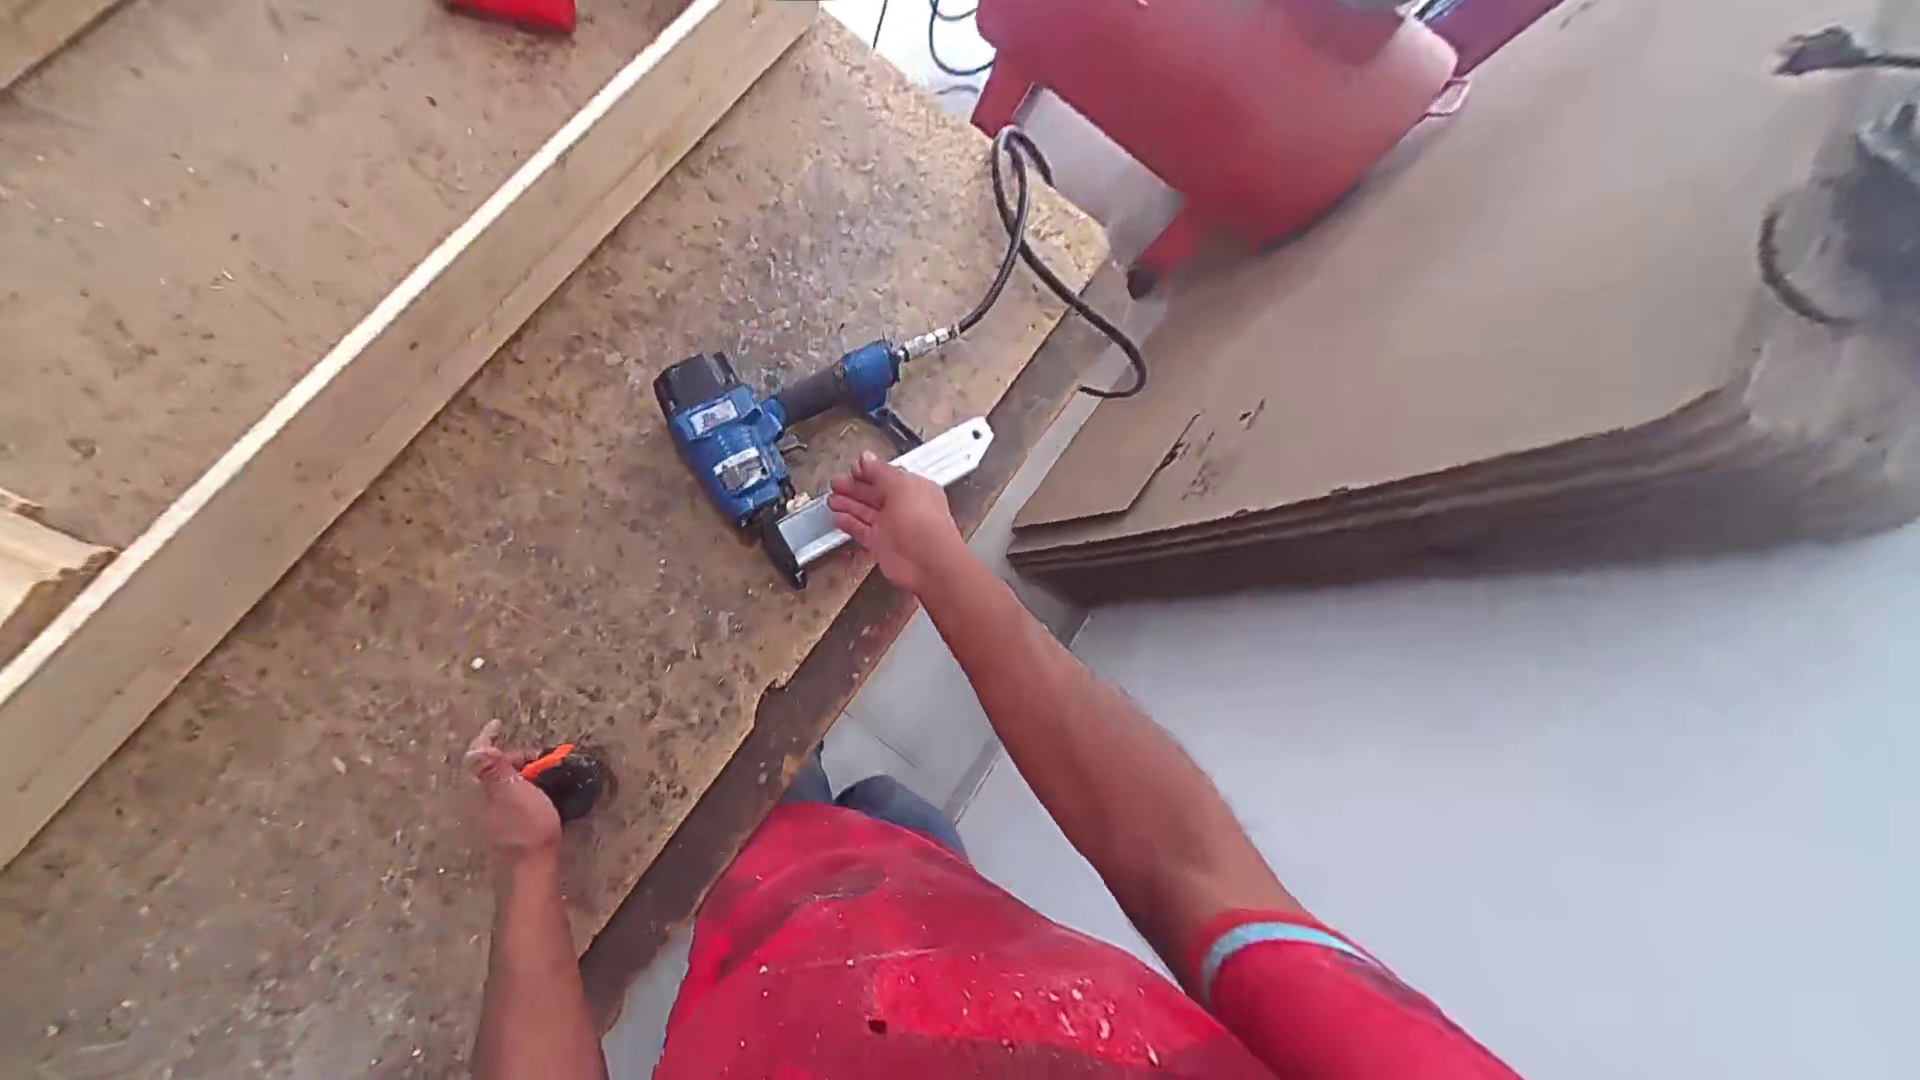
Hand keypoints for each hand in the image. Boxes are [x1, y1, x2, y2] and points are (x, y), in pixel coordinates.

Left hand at [465, 720, 560, 871]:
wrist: (531, 868)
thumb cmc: (526, 826)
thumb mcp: (513, 792)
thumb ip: (494, 771)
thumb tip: (474, 749)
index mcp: (482, 791)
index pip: (480, 757)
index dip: (488, 739)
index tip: (498, 724)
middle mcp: (482, 802)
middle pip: (494, 769)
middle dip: (516, 757)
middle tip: (543, 756)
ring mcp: (493, 816)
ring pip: (504, 783)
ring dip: (522, 772)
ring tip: (546, 771)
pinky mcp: (506, 826)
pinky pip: (512, 795)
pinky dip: (525, 786)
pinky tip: (541, 792)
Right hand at [828, 451, 969, 596]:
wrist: (928, 562)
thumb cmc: (924, 523)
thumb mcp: (900, 485)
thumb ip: (881, 471)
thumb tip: (866, 459)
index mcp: (914, 488)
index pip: (887, 476)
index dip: (868, 472)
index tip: (851, 469)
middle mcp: (904, 507)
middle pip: (874, 493)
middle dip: (854, 487)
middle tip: (836, 483)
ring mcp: (892, 527)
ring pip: (865, 512)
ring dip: (848, 504)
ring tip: (831, 499)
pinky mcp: (882, 545)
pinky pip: (861, 530)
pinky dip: (848, 523)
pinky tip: (837, 517)